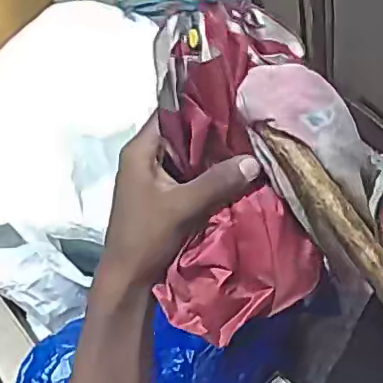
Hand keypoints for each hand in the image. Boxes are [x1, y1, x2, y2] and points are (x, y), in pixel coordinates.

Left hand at [98, 116, 261, 290]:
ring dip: (213, 157)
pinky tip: (234, 175)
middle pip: (183, 135)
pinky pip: (190, 177)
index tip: (233, 102)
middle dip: (213, 133)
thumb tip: (254, 161)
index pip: (170, 112)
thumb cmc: (146, 237)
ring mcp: (154, 178)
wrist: (129, 280)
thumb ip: (217, 182)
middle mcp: (145, 158)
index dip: (200, 105)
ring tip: (248, 147)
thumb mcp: (183, 206)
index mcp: (140, 150)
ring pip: (189, 157)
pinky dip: (209, 176)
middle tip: (249, 126)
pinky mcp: (164, 196)